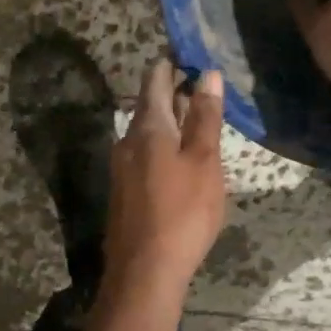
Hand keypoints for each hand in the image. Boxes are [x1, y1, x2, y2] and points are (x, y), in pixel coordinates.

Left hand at [105, 62, 225, 295]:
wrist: (143, 274)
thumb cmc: (181, 212)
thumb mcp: (204, 161)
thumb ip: (205, 117)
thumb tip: (208, 74)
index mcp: (148, 127)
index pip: (155, 80)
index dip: (172, 64)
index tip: (192, 56)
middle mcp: (128, 140)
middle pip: (149, 105)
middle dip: (173, 92)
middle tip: (201, 85)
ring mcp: (122, 168)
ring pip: (146, 132)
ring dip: (169, 121)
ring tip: (196, 119)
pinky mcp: (124, 193)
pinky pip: (144, 154)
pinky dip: (163, 145)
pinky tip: (180, 159)